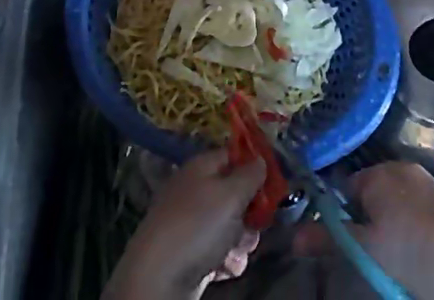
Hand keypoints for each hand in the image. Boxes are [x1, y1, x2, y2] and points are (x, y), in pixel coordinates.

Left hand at [105, 152, 265, 299]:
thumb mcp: (231, 194)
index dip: (255, 166)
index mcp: (202, 167)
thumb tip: (260, 159)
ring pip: (230, 226)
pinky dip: (226, 259)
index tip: (274, 182)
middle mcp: (195, 190)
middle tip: (256, 224)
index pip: (233, 155)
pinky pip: (218, 250)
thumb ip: (251, 175)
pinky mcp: (190, 253)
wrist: (159, 278)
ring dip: (241, 239)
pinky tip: (226, 267)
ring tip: (238, 251)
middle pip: (234, 194)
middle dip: (250, 212)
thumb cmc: (198, 225)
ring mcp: (191, 223)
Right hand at [294, 163, 433, 299]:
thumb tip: (293, 236)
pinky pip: (417, 210)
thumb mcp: (364, 249)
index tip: (343, 240)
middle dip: (366, 220)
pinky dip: (412, 228)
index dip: (340, 214)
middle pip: (371, 193)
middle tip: (367, 253)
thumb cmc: (411, 251)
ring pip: (396, 203)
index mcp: (378, 173)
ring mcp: (427, 183)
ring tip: (392, 258)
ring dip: (390, 225)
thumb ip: (329, 238)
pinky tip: (417, 253)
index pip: (346, 187)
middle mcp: (401, 168)